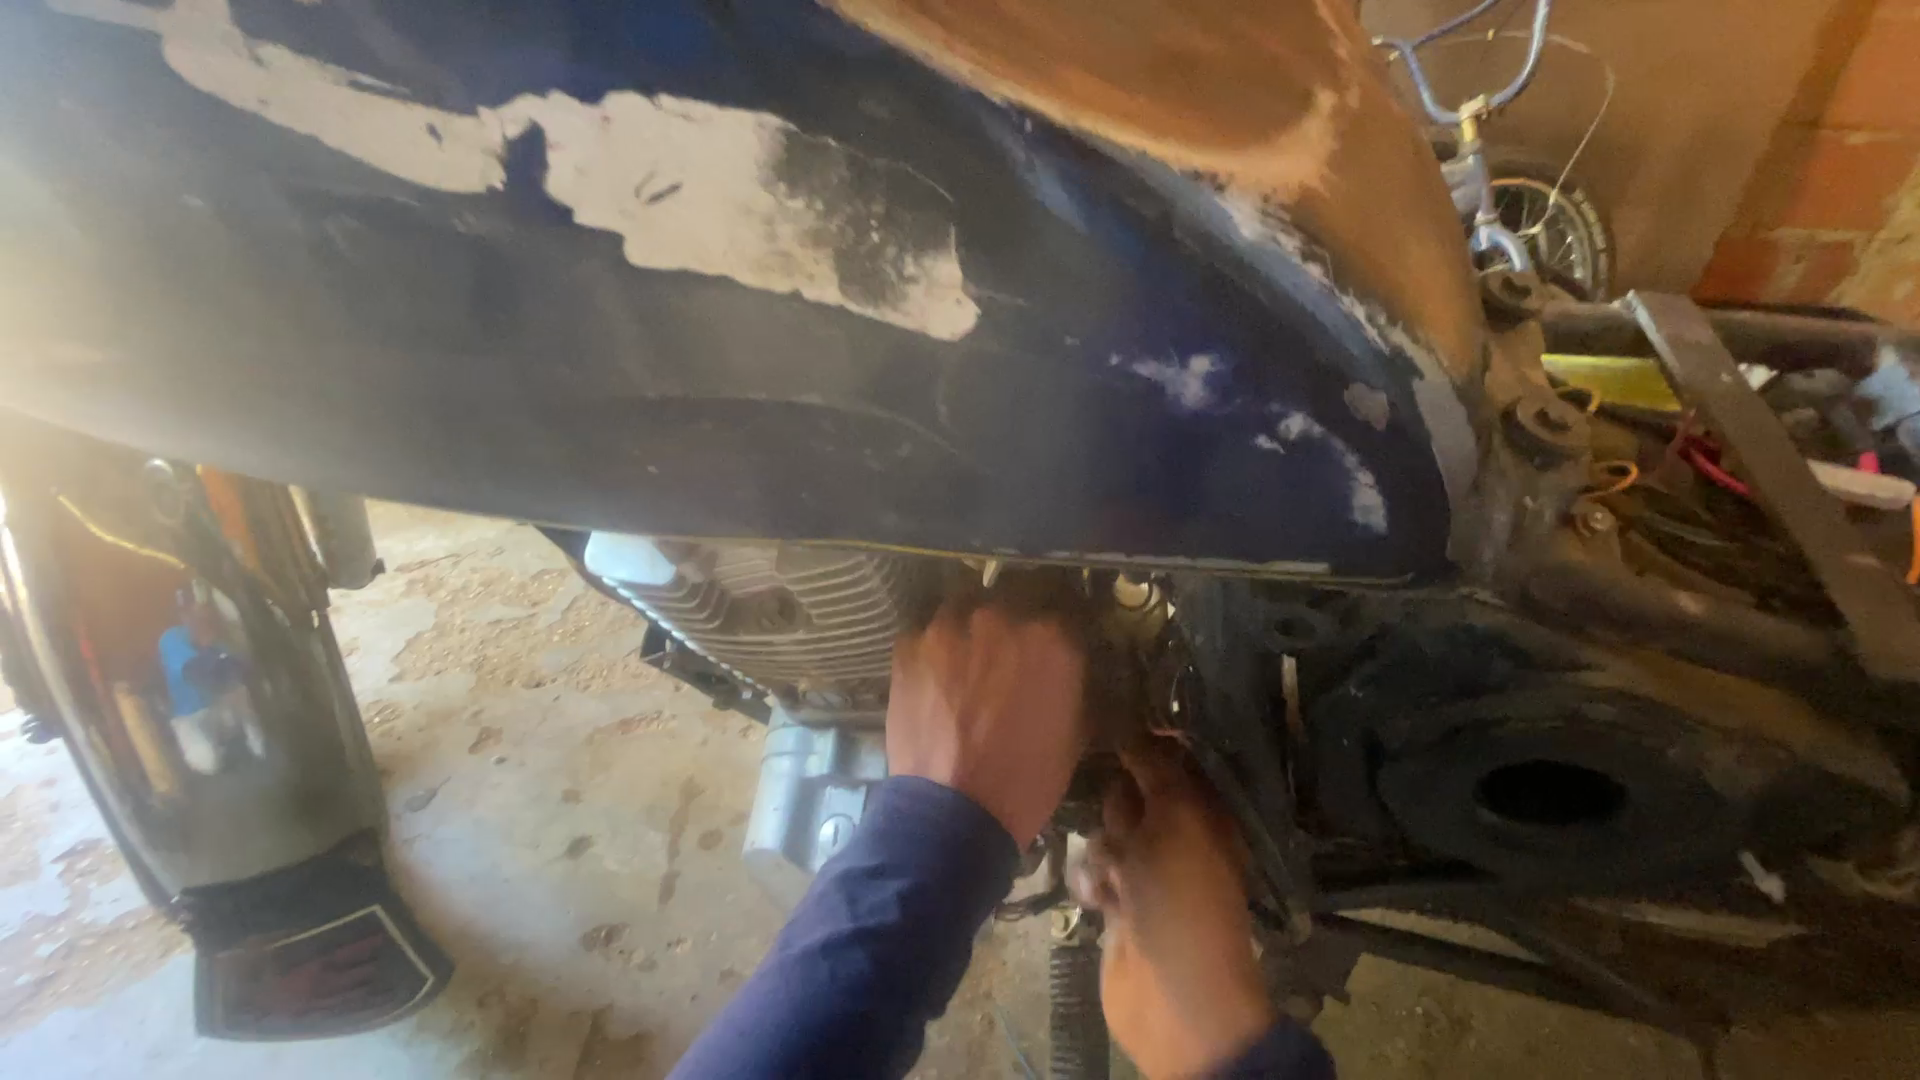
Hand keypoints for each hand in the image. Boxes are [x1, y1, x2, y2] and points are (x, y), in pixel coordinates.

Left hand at [885, 593, 1087, 847]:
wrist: (952, 813)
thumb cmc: (1025, 781)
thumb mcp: (1073, 733)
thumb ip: (1069, 683)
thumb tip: (1063, 664)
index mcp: (1051, 639)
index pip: (1057, 615)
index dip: (1049, 635)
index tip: (1043, 650)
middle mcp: (1000, 619)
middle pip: (1006, 607)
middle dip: (1004, 629)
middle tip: (999, 659)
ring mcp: (949, 628)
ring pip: (960, 613)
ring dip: (964, 633)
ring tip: (960, 666)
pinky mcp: (908, 645)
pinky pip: (924, 635)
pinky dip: (930, 652)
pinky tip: (931, 680)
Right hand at [1071, 748, 1274, 1079]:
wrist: (1174, 997)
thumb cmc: (1183, 897)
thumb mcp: (1177, 819)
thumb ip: (1155, 769)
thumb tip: (1133, 727)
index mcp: (1205, 815)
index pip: (1171, 763)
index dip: (1144, 744)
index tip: (1108, 724)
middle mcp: (1177, 837)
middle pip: (1130, 796)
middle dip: (1116, 807)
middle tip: (1121, 826)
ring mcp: (1146, 873)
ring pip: (1104, 833)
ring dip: (1101, 851)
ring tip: (1111, 878)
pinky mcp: (1117, 903)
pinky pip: (1092, 871)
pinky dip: (1092, 883)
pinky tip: (1099, 901)